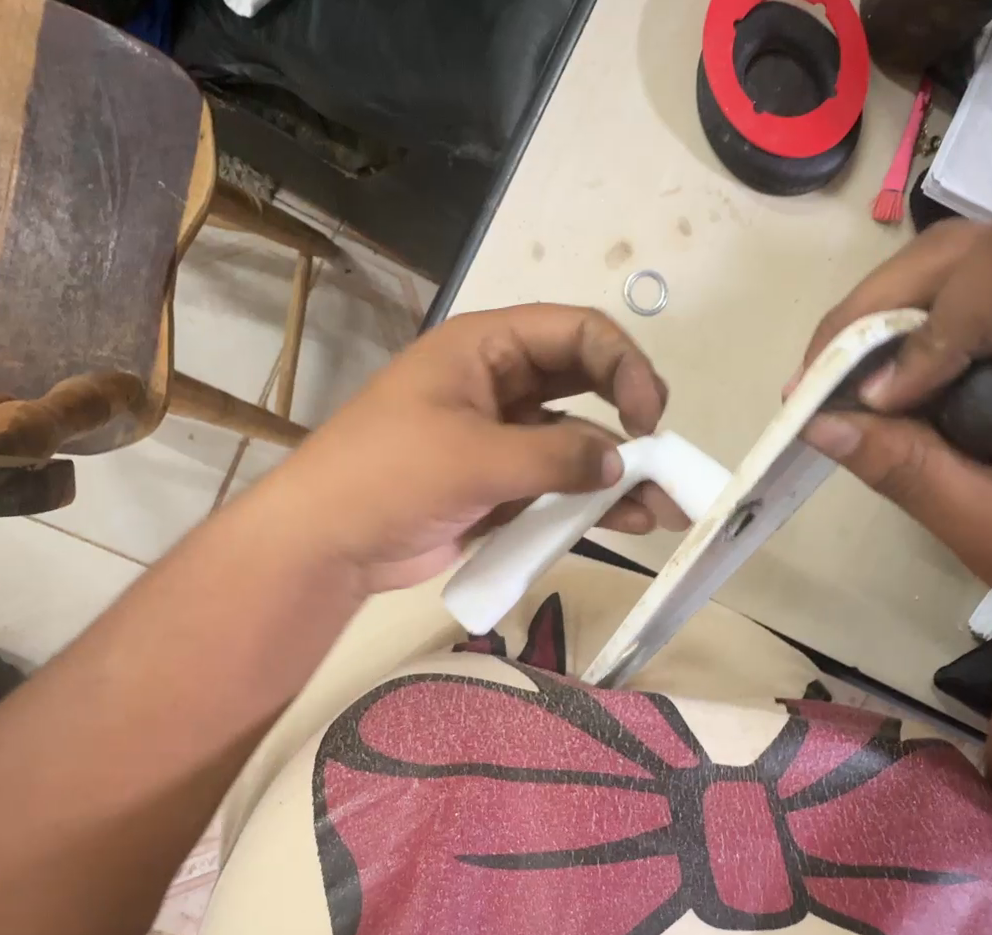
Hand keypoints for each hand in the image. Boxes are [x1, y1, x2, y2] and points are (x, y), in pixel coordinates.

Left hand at [253, 304, 685, 593]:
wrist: (326, 544)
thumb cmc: (388, 476)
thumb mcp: (475, 457)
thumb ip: (556, 455)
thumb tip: (620, 463)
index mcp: (485, 348)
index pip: (576, 334)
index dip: (624, 365)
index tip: (648, 418)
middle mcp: (498, 383)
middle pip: (583, 382)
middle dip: (630, 414)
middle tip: (663, 452)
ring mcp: (499, 437)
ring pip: (575, 440)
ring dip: (618, 470)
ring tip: (665, 506)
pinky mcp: (498, 486)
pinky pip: (557, 484)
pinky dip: (590, 501)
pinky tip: (628, 521)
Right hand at [798, 214, 991, 625]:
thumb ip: (909, 471)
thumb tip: (816, 421)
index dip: (938, 319)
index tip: (882, 399)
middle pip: (988, 247)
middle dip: (889, 300)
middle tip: (823, 371)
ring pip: (972, 261)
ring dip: (891, 310)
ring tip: (839, 376)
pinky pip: (975, 296)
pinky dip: (911, 328)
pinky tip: (881, 377)